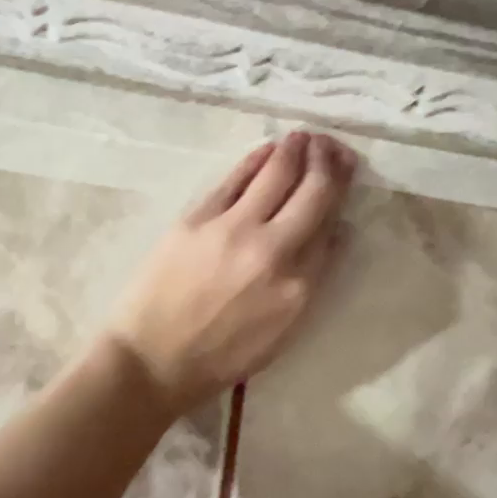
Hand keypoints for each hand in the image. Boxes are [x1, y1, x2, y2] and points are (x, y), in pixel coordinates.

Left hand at [106, 131, 358, 411]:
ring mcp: (234, 229)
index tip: (344, 180)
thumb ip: (309, 284)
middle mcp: (274, 252)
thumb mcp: (280, 335)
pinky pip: (237, 178)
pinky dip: (258, 159)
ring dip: (297, 150)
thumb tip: (331, 235)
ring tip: (306, 137)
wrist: (151, 360)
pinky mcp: (199, 217)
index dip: (341, 200)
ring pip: (277, 174)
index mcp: (298, 290)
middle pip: (313, 194)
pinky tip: (269, 149)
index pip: (331, 231)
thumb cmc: (219, 359)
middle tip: (334, 147)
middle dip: (329, 164)